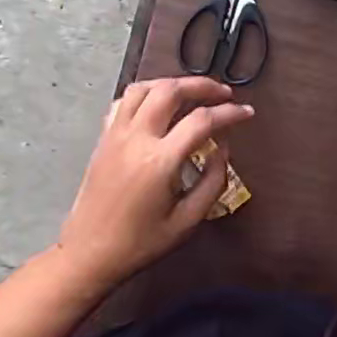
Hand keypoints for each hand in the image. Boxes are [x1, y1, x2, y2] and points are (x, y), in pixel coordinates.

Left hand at [58, 76, 254, 286]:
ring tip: (192, 92)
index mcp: (160, 161)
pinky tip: (158, 104)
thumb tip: (221, 148)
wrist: (89, 253)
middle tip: (223, 94)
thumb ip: (212, 180)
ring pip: (143, 88)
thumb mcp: (187, 220)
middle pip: (171, 90)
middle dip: (202, 85)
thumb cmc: (141, 242)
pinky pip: (123, 101)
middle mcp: (136, 138)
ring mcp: (116, 134)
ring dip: (172, 83)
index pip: (202, 120)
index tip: (247, 113)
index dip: (229, 113)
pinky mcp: (103, 138)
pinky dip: (145, 94)